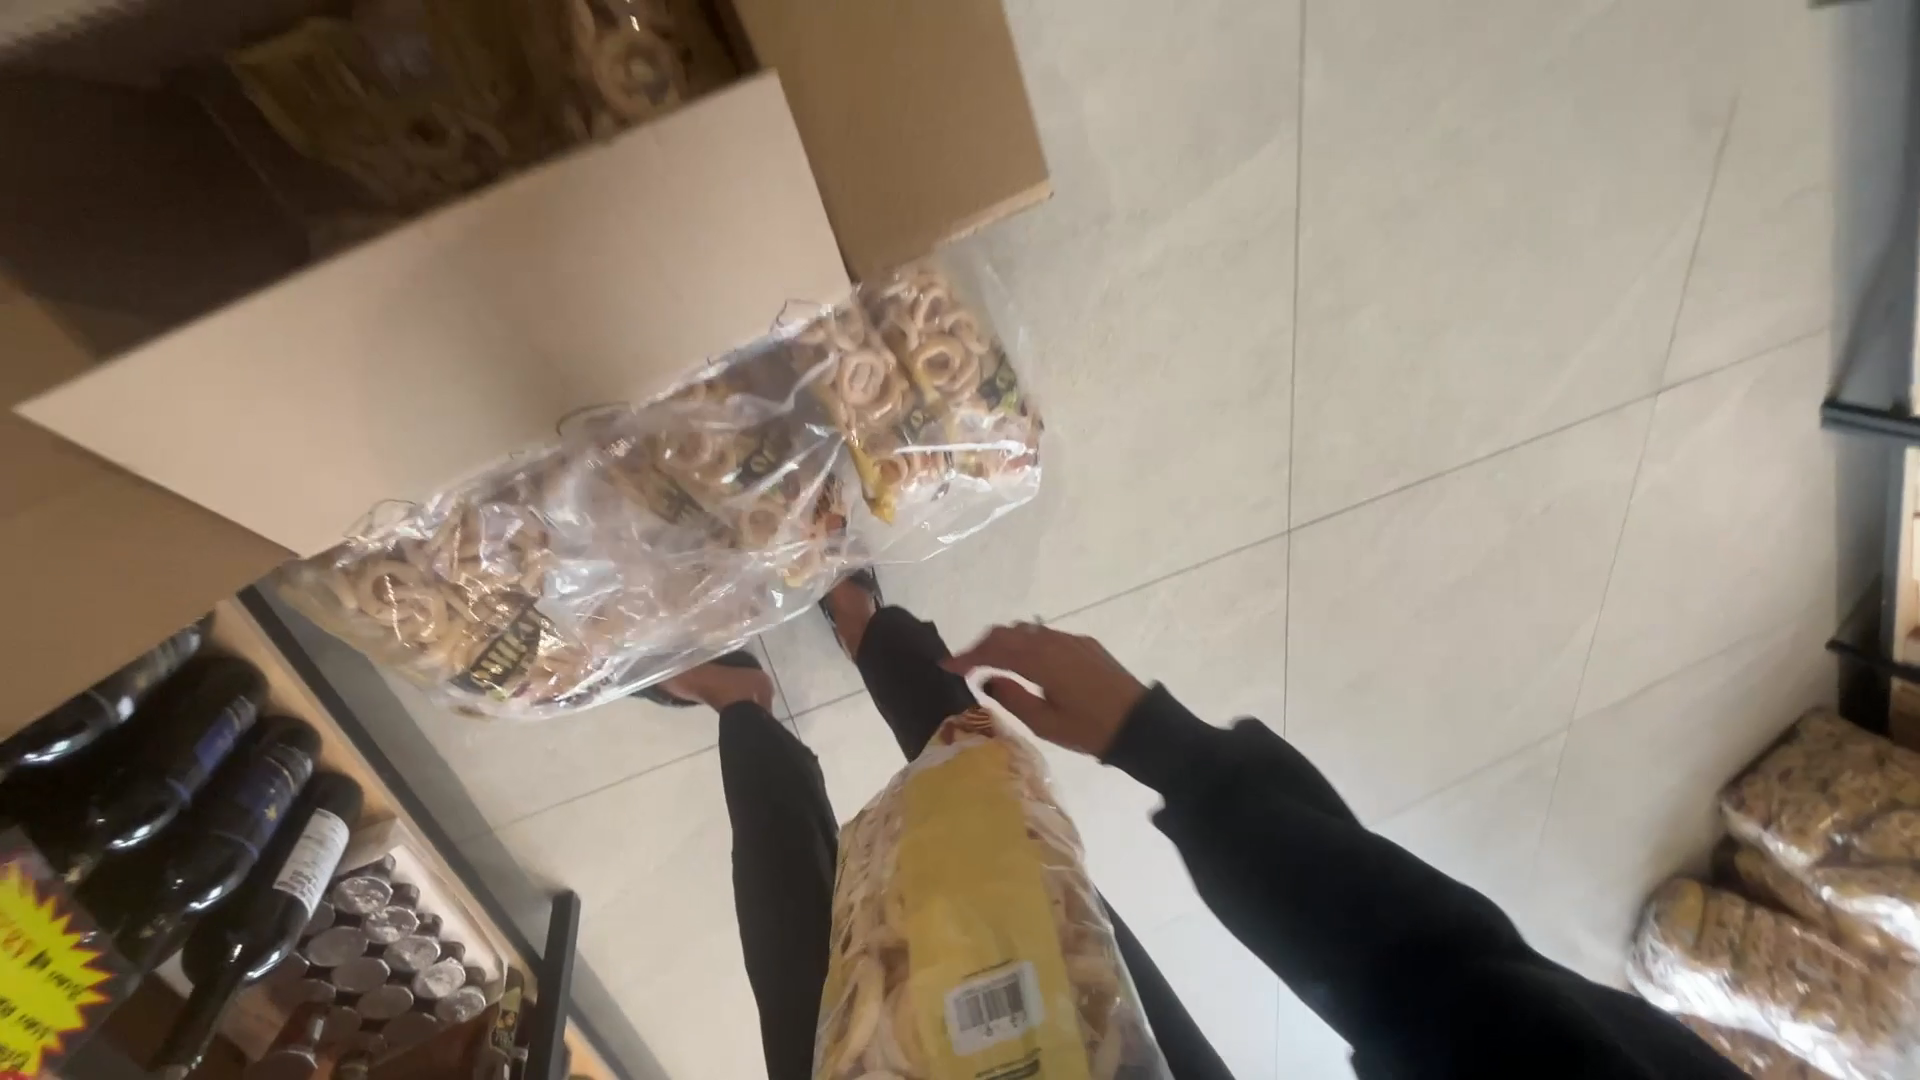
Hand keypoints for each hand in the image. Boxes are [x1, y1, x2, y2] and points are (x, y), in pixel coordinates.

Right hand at [941, 623, 1148, 756]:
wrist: (1141, 724)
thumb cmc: (1090, 730)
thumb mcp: (1045, 723)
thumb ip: (1012, 697)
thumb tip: (988, 680)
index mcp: (1040, 661)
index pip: (994, 650)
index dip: (967, 656)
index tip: (946, 665)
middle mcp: (1053, 642)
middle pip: (1007, 632)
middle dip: (982, 645)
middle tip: (965, 664)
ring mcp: (1070, 640)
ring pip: (1026, 630)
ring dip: (1004, 642)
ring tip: (990, 662)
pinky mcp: (1084, 644)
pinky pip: (1045, 635)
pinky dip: (1026, 643)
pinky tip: (1024, 661)